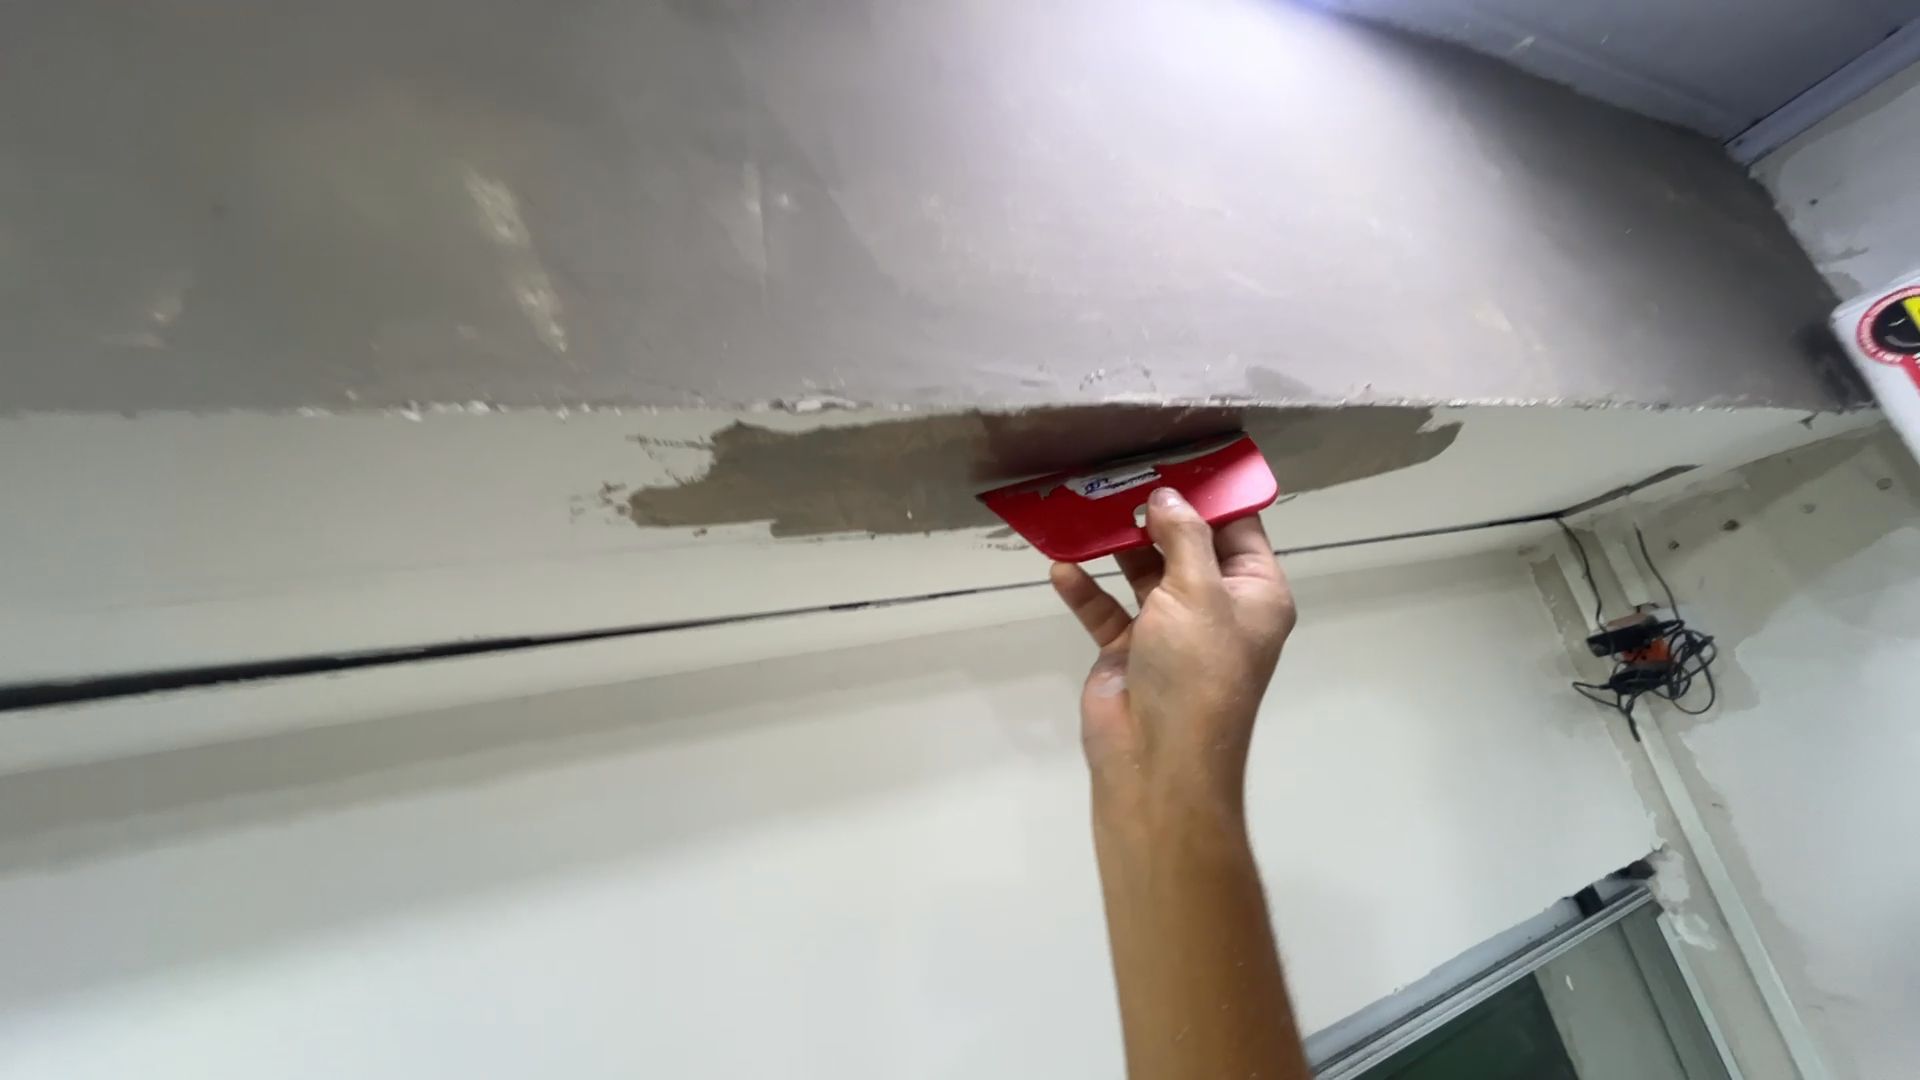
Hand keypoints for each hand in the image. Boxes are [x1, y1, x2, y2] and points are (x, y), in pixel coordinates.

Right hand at [1050, 487, 1294, 815]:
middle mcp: (1214, 606)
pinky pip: (1106, 609)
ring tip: (1086, 511)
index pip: (1238, 529)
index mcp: (1253, 593)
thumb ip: (1183, 537)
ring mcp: (1169, 628)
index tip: (1175, 459)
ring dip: (1116, 548)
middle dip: (1153, 515)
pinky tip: (1062, 568)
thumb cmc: (1195, 670)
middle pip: (1184, 546)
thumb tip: (1168, 494)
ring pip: (1142, 573)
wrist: (1154, 757)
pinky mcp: (1128, 648)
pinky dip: (1085, 590)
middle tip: (1118, 478)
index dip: (1210, 494)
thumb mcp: (1198, 593)